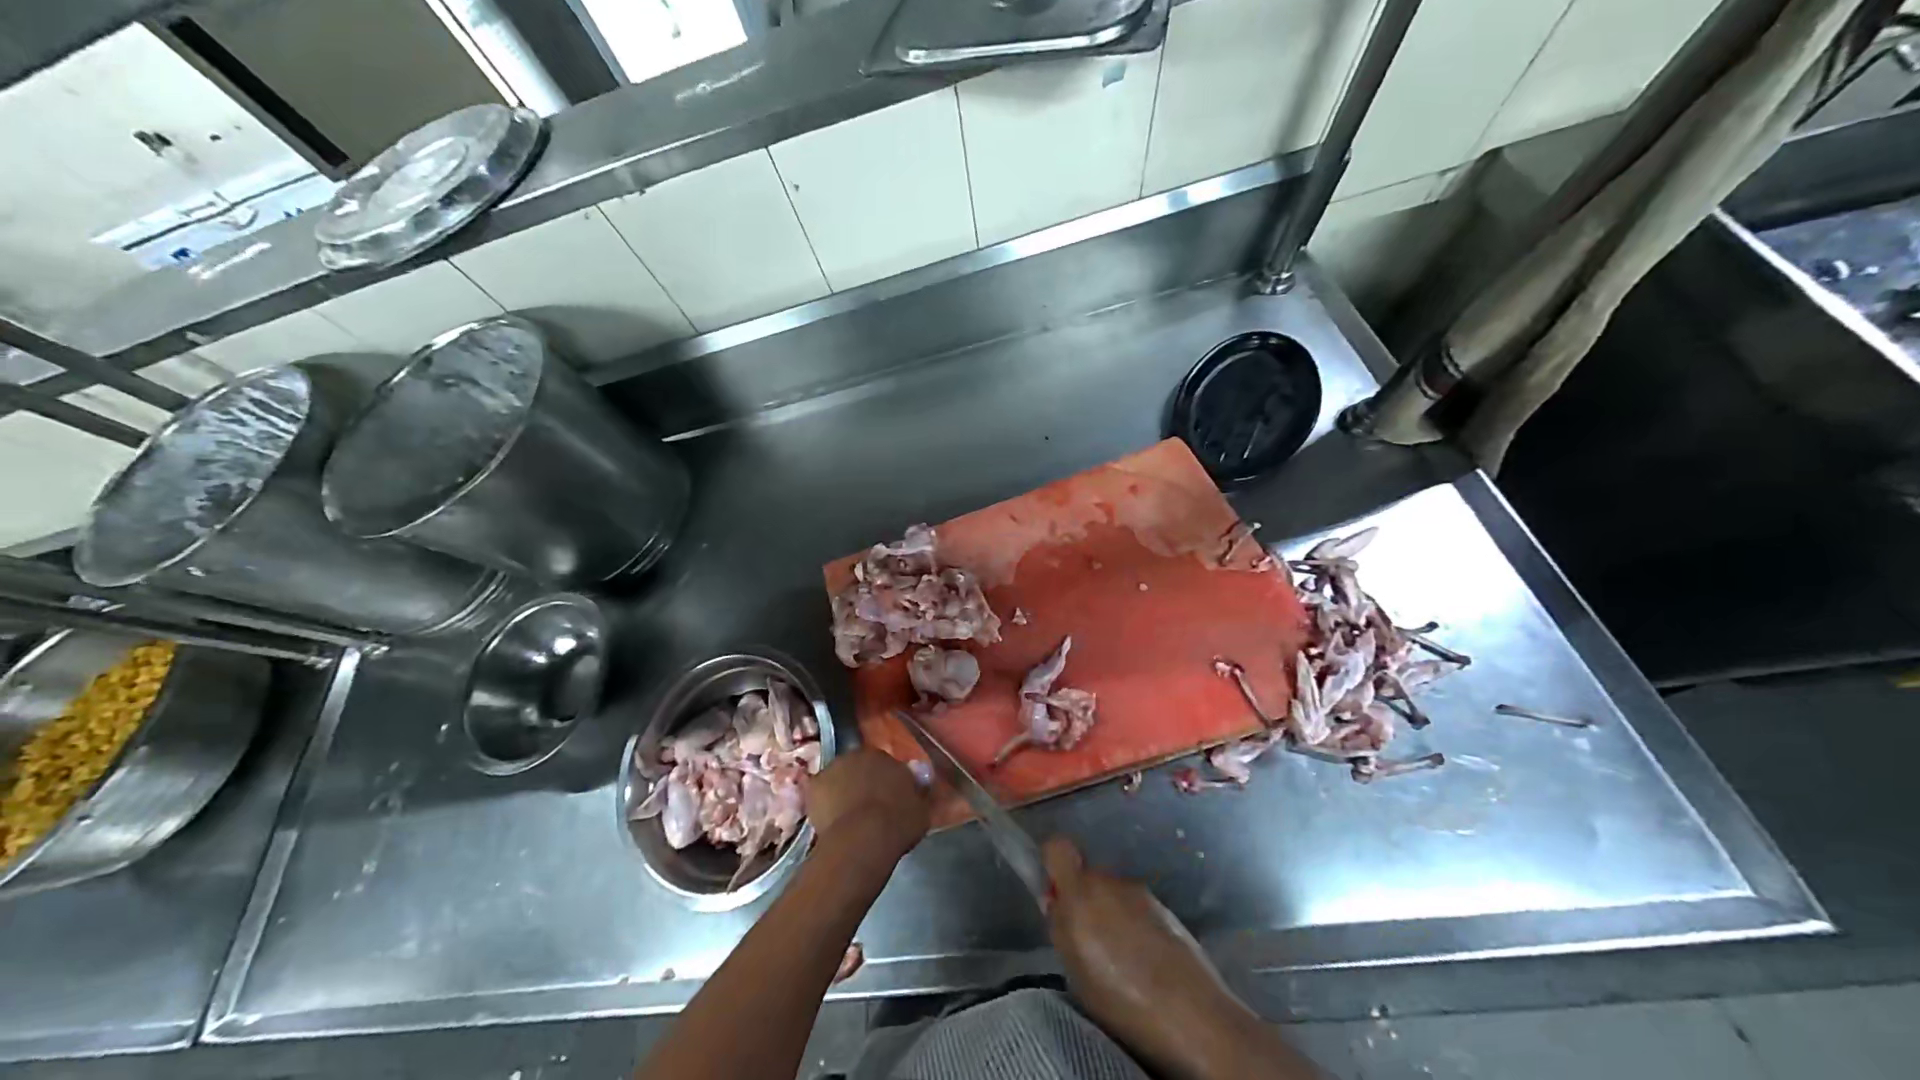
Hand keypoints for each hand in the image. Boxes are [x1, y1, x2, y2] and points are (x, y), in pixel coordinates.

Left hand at [806, 748, 930, 864]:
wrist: (862, 838)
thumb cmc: (897, 823)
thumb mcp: (921, 809)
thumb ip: (918, 792)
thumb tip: (917, 783)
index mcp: (887, 756)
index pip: (887, 765)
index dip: (886, 782)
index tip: (888, 798)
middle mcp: (860, 754)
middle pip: (861, 767)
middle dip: (864, 781)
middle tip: (868, 806)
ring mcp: (834, 767)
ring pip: (839, 777)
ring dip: (843, 789)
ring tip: (847, 816)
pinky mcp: (814, 784)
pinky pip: (821, 792)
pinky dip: (824, 802)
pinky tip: (830, 820)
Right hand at [1045, 837, 1297, 1079]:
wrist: (1193, 1013)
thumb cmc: (1120, 997)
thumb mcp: (1074, 968)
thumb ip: (1060, 924)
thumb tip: (1055, 901)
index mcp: (1081, 891)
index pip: (1057, 848)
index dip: (1052, 866)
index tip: (1055, 896)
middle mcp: (1111, 882)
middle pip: (1088, 875)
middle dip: (1084, 899)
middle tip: (1086, 940)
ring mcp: (1143, 893)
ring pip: (1114, 894)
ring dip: (1111, 914)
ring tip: (1119, 959)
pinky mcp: (1168, 910)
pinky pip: (1138, 910)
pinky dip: (1135, 927)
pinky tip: (1144, 963)